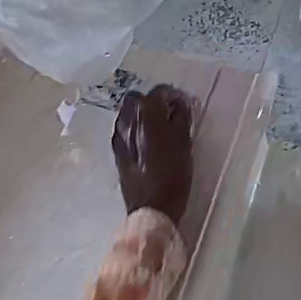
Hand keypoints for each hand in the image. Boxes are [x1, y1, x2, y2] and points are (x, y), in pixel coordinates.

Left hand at [111, 84, 194, 228]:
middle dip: (154, 102)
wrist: (152, 207)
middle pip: (139, 99)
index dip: (173, 95)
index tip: (184, 104)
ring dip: (142, 114)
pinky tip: (146, 140)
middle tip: (170, 114)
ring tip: (158, 127)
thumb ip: (181, 118)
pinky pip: (124, 129)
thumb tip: (180, 103)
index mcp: (146, 114)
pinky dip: (134, 128)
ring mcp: (119, 135)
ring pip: (128, 113)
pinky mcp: (116, 150)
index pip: (159, 92)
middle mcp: (128, 120)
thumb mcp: (184, 144)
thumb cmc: (173, 175)